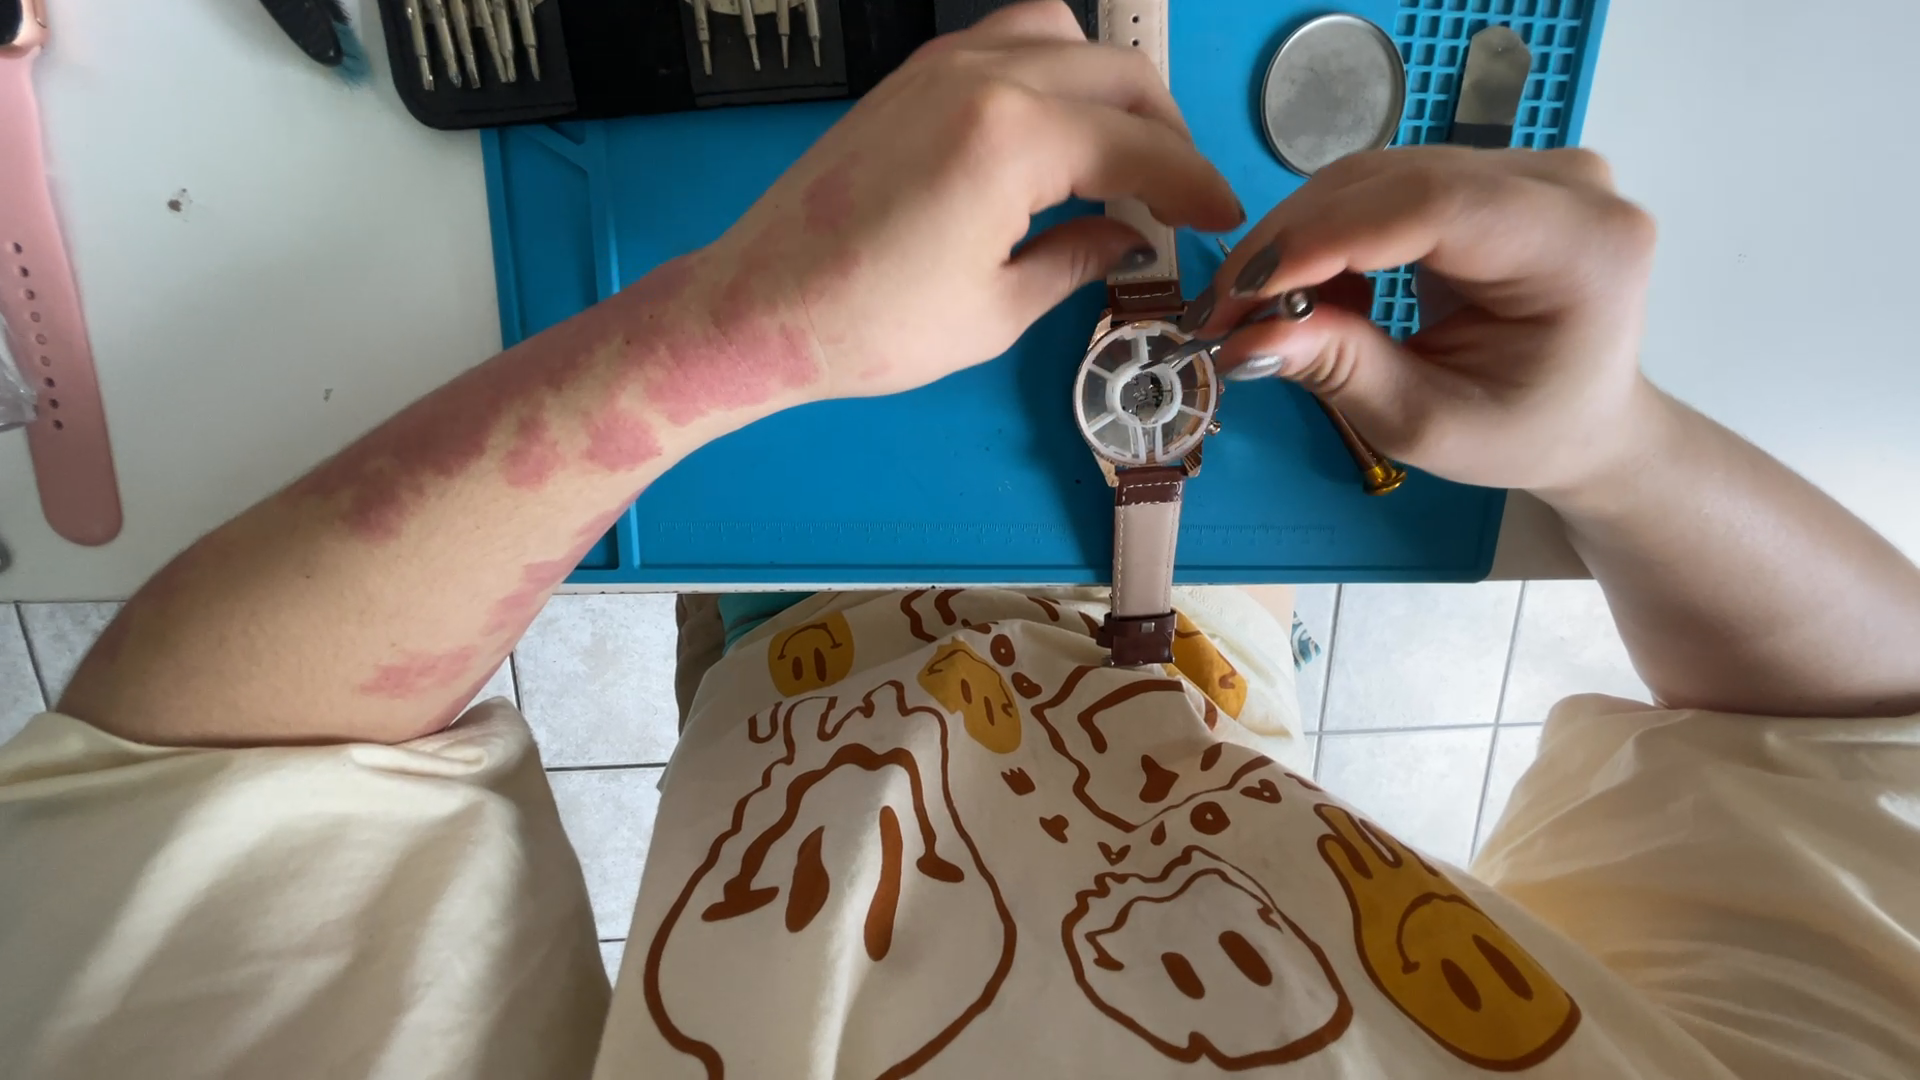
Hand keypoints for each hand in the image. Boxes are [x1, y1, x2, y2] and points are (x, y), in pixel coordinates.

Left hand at [685, 0, 1241, 401]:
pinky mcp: (911, 78)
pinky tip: (1056, 133)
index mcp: (1014, 140)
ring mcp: (942, 65)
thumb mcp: (994, 313)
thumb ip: (1077, 262)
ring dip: (1112, 93)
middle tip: (1179, 196)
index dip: (1194, 187)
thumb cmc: (872, 327)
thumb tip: (1130, 240)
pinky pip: (1010, 44)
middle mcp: (985, 76)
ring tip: (1122, 159)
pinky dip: (1056, 77)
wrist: (763, 308)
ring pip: (1068, 40)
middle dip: (1166, 137)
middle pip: (1118, 78)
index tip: (1221, 216)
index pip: (1139, 151)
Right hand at [1198, 147, 1658, 494]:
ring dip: (1290, 241)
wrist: (1576, 415)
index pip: (1431, 207)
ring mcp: (1521, 169)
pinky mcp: (1482, 179)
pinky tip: (1299, 291)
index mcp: (1578, 246)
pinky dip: (1317, 239)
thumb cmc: (1512, 432)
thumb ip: (1339, 371)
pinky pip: (1374, 190)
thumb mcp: (1421, 422)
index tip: (1234, 296)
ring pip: (1368, 177)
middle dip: (1285, 244)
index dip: (1321, 241)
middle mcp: (1559, 182)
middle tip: (1217, 313)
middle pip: (1388, 181)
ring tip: (1246, 308)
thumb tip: (1241, 340)